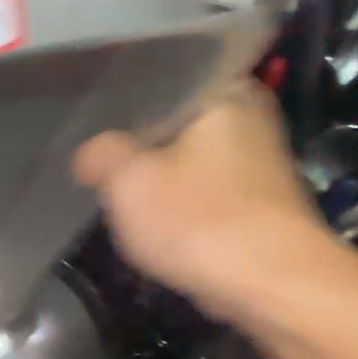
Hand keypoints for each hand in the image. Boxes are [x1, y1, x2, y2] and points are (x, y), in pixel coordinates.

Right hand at [73, 81, 335, 317]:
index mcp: (225, 93)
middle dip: (140, 143)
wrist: (267, 280)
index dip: (125, 101)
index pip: (168, 78)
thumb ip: (101, 155)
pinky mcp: (256, 202)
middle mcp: (249, 116)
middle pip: (177, 123)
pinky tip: (153, 223)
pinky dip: (178, 203)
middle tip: (96, 164)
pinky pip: (203, 190)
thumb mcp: (127, 182)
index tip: (92, 124)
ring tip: (116, 194)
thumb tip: (90, 152)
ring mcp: (258, 161)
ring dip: (157, 177)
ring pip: (189, 158)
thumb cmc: (196, 219)